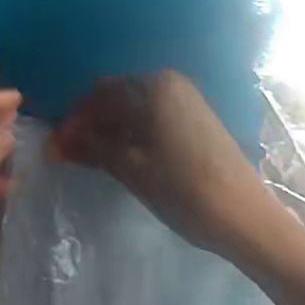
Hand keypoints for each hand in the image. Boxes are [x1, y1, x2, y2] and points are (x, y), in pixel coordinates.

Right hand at [50, 71, 273, 254]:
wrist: (249, 220)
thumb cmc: (184, 188)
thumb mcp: (130, 168)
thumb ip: (91, 148)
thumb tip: (55, 144)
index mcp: (154, 86)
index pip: (99, 94)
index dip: (76, 120)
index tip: (57, 147)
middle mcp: (171, 84)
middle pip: (117, 99)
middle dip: (92, 126)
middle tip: (69, 156)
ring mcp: (188, 102)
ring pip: (135, 112)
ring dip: (111, 133)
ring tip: (92, 161)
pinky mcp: (198, 123)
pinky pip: (154, 121)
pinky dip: (134, 137)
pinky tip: (123, 160)